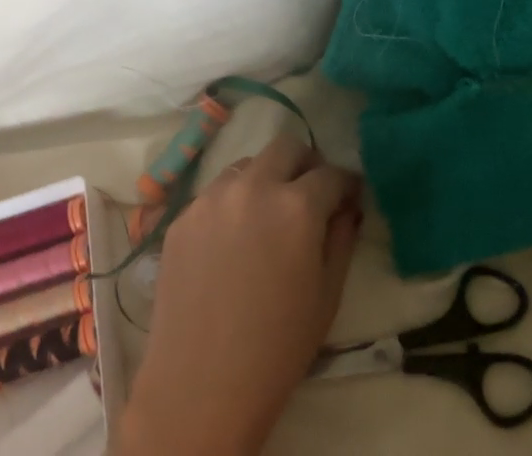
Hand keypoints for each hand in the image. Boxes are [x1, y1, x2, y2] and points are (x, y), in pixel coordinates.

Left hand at [119, 135, 361, 455]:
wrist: (201, 383)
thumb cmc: (278, 346)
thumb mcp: (328, 294)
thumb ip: (341, 238)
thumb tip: (346, 208)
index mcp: (297, 206)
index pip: (331, 173)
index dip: (347, 184)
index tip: (350, 197)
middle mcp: (252, 188)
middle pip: (286, 147)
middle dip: (306, 164)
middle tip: (311, 195)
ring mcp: (210, 199)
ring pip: (246, 165)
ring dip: (266, 178)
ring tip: (269, 217)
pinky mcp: (181, 218)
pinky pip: (215, 193)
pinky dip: (233, 202)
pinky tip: (234, 240)